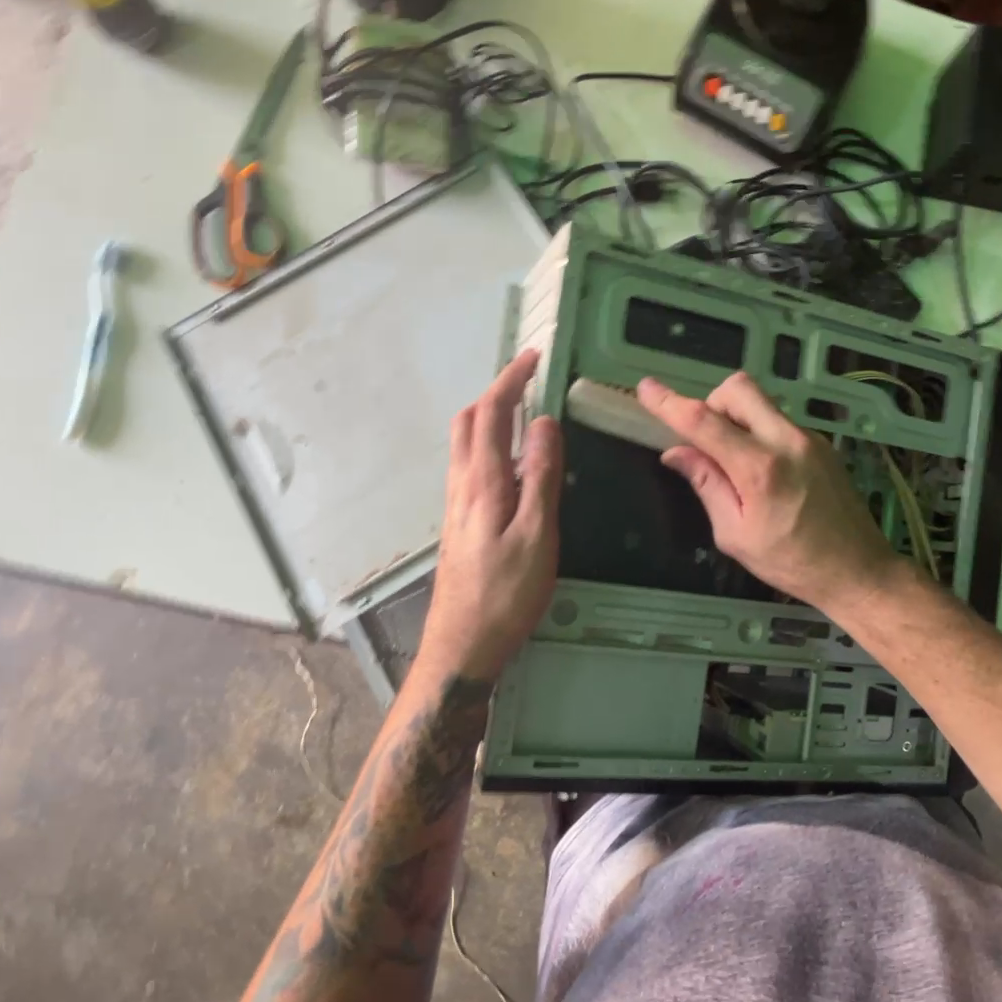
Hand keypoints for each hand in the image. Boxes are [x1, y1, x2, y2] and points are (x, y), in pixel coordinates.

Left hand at [417, 351, 563, 680]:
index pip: (491, 414)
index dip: (510, 380)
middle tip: (527, 382)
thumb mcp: (536, 536)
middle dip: (494, 393)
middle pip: (468, 423)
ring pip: (465, 445)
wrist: (462, 644)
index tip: (534, 358)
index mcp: (482, 482)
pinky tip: (512, 466)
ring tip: (522, 414)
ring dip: (489, 418)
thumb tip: (544, 423)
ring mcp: (457, 506)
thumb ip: (540, 478)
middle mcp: (462, 486)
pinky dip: (489, 447)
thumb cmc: (505, 594)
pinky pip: (470, 468)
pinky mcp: (460, 524)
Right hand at [638, 372, 908, 609]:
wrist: (857, 570)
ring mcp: (809, 438)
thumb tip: (676, 453)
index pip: (704, 422)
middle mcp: (787, 441)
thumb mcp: (736, 536)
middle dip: (712, 403)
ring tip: (737, 465)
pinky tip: (765, 475)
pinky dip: (759, 433)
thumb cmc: (791, 563)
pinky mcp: (823, 444)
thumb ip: (707, 486)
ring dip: (737, 419)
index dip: (670, 403)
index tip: (646, 388)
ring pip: (762, 402)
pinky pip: (779, 421)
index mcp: (760, 469)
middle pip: (739, 388)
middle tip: (707, 442)